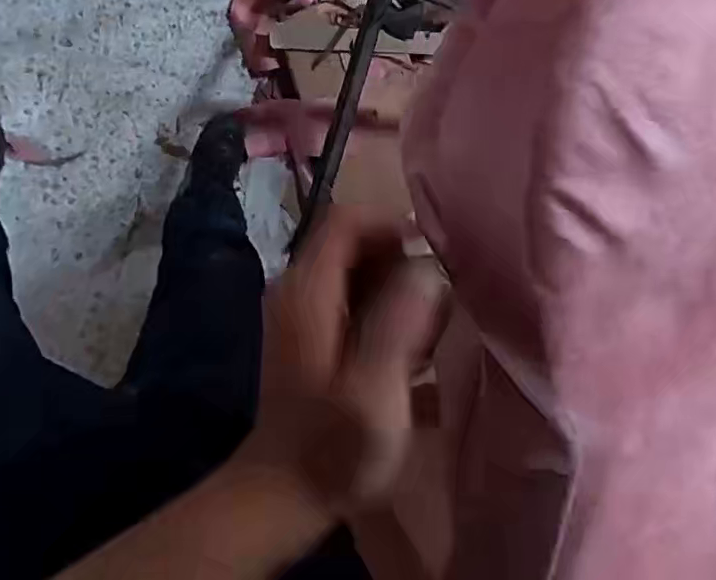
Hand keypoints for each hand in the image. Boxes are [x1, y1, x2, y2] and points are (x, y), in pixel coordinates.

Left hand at [235, 208, 445, 515]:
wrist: (282, 497)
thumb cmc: (333, 449)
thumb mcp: (375, 392)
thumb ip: (400, 323)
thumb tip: (428, 267)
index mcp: (308, 289)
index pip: (347, 219)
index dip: (391, 226)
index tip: (429, 258)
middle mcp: (299, 287)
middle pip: (355, 241)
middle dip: (400, 261)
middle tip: (433, 304)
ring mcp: (302, 309)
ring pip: (358, 268)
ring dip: (396, 287)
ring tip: (423, 333)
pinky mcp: (311, 330)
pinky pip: (354, 293)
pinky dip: (384, 305)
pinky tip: (406, 348)